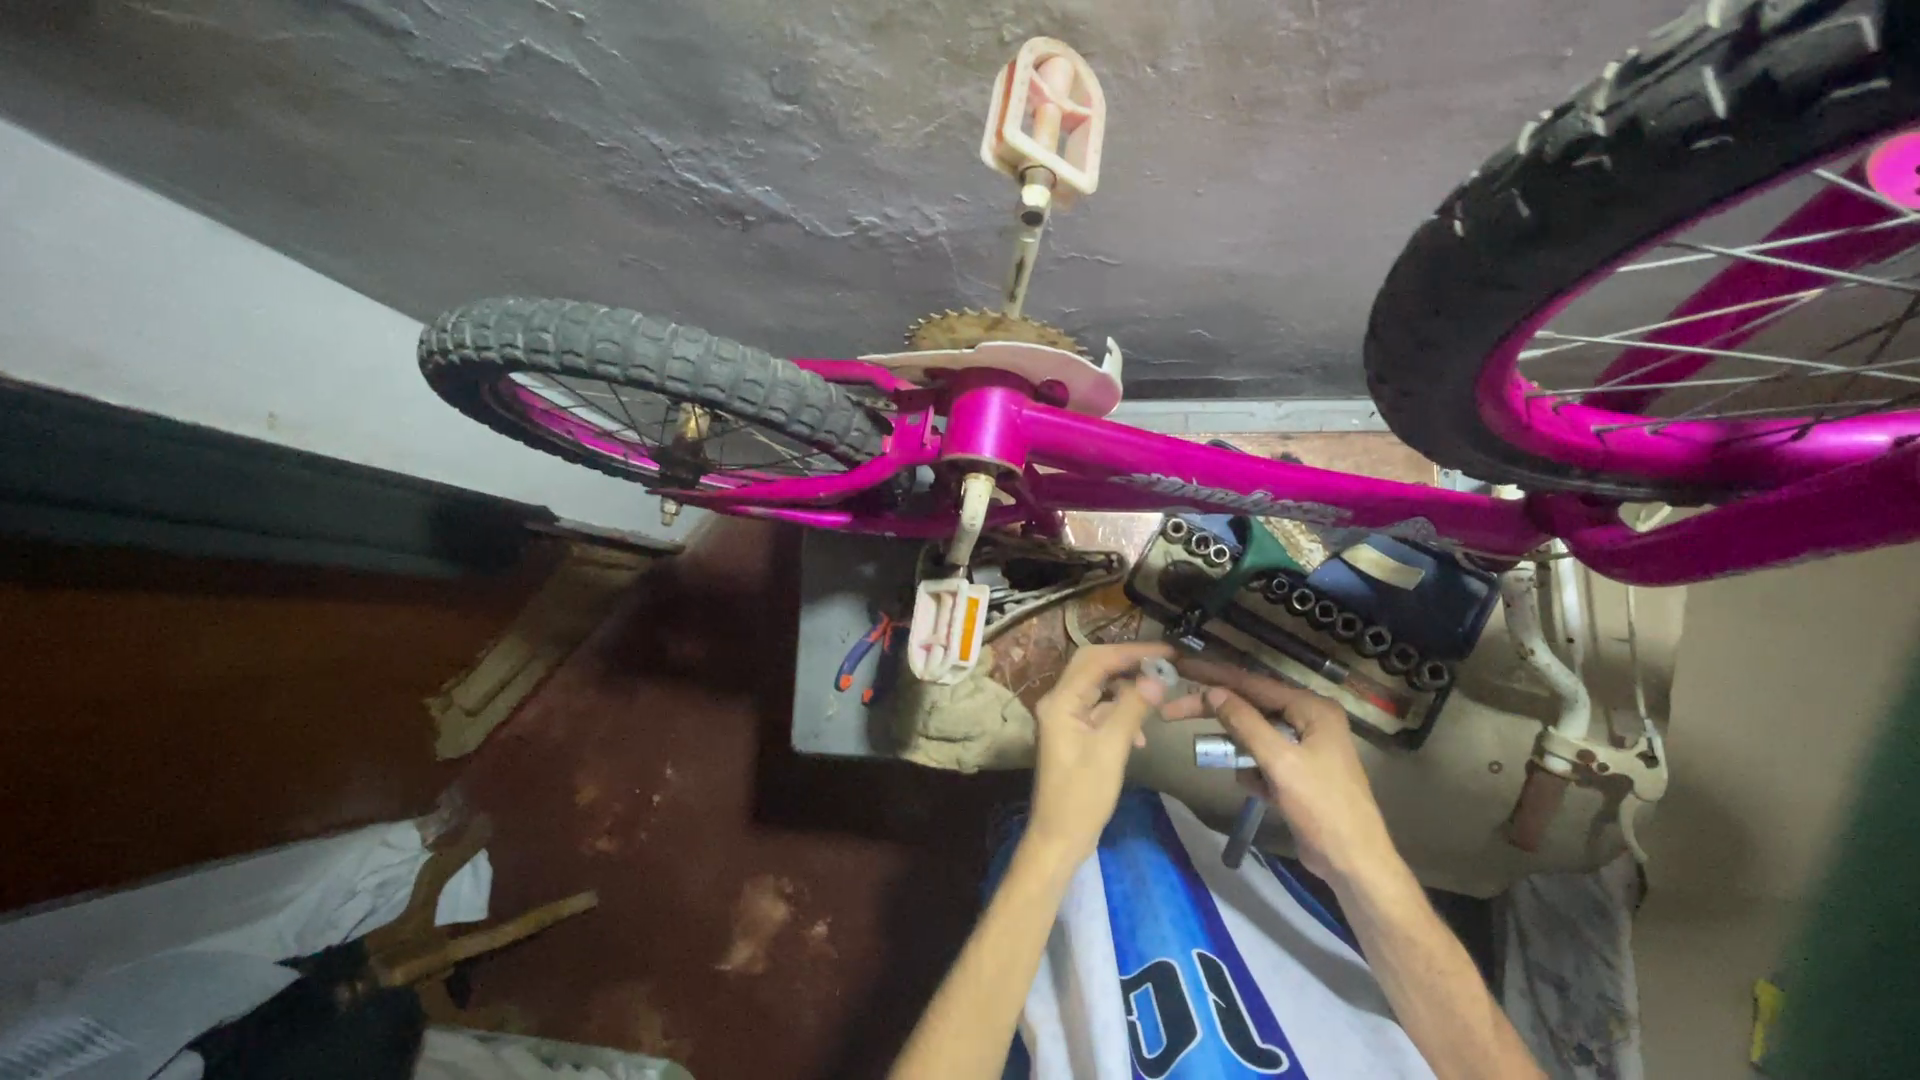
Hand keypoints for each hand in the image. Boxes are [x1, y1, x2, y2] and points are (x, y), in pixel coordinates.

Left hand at [1025, 642, 1175, 862]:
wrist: (1060, 837)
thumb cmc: (1082, 796)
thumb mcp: (1110, 750)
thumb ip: (1132, 709)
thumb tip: (1156, 678)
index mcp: (1060, 701)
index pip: (1097, 659)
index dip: (1133, 652)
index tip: (1167, 653)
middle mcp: (1058, 703)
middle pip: (1095, 667)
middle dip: (1129, 663)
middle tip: (1164, 665)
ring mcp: (1065, 719)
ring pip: (1099, 688)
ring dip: (1127, 690)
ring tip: (1159, 697)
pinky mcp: (1074, 735)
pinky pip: (1099, 711)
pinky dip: (1121, 713)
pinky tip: (1140, 736)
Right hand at [1167, 658, 1397, 887]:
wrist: (1353, 862)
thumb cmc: (1322, 807)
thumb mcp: (1280, 762)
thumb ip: (1245, 724)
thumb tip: (1214, 692)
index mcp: (1312, 709)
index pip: (1253, 683)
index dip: (1214, 676)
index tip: (1180, 669)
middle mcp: (1309, 720)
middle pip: (1250, 706)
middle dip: (1214, 712)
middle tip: (1172, 712)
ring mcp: (1303, 746)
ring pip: (1253, 734)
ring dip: (1235, 747)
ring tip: (1214, 757)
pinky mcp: (1296, 771)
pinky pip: (1261, 758)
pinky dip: (1251, 770)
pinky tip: (1257, 789)